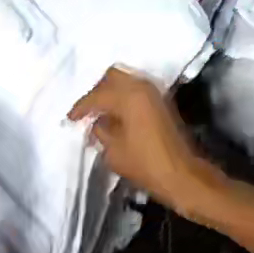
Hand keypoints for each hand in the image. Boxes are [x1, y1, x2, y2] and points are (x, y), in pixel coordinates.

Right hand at [68, 67, 223, 219]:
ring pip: (125, 80)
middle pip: (112, 77)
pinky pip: (135, 89)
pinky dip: (123, 96)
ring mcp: (153, 92)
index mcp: (128, 95)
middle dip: (97, 91)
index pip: (97, 95)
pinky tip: (115, 114)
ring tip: (98, 112)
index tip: (70, 119)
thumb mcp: (115, 152)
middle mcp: (141, 86)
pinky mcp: (161, 101)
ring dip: (111, 92)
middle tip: (86, 110)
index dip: (81, 107)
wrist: (184, 176)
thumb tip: (96, 123)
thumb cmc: (147, 165)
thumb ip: (101, 132)